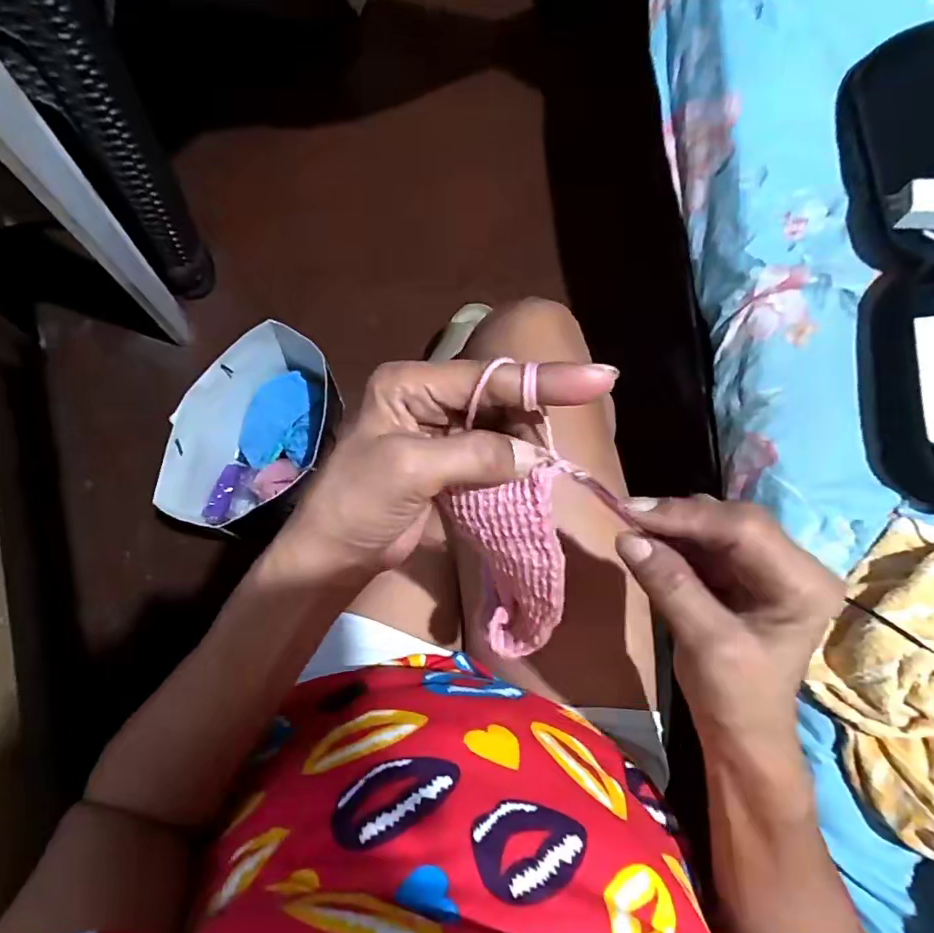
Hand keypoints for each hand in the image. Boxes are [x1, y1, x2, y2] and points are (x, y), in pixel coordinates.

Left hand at [277, 358, 617, 583]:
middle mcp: (424, 401)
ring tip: (554, 459)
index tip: (602, 378)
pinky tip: (536, 473)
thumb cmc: (357, 503)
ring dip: (526, 444)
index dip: (542, 380)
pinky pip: (490, 459)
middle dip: (534, 413)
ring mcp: (436, 436)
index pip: (485, 376)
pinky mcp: (444, 469)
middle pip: (496, 398)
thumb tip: (534, 455)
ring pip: (497, 429)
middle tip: (568, 437)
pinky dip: (513, 468)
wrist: (331, 555)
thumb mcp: (410, 469)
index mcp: (409, 385)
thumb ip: (475, 454)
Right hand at [613, 496, 844, 748]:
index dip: (686, 515)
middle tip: (626, 516)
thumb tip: (627, 538)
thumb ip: (670, 585)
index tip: (630, 512)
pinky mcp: (742, 578)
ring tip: (631, 526)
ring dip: (673, 526)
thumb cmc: (735, 695)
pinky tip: (646, 542)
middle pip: (733, 521)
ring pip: (717, 528)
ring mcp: (768, 571)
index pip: (744, 529)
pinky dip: (674, 542)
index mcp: (803, 583)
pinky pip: (706, 547)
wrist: (741, 732)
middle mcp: (795, 567)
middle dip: (679, 516)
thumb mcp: (705, 642)